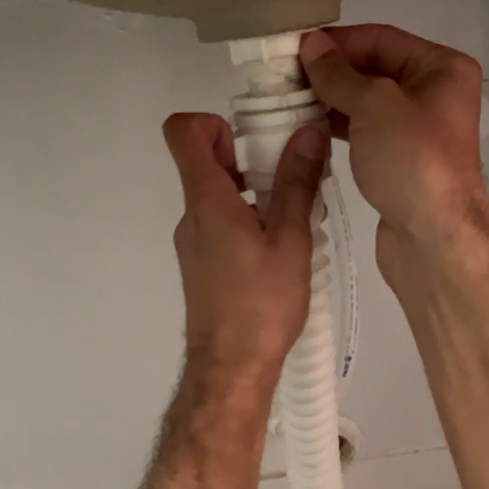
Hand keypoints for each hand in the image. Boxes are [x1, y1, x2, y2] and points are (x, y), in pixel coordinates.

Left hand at [163, 112, 325, 383]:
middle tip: (291, 182)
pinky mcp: (201, 269)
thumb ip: (296, 184)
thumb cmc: (261, 304)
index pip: (182, 132)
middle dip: (249, 159)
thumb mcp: (290, 240)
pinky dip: (247, 225)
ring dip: (254, 196)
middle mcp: (191, 217)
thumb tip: (306, 132)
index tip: (254, 139)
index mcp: (207, 200)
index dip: (213, 120)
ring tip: (296, 222)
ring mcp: (193, 245)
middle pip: (205, 164)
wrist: (231, 368)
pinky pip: (220, 229)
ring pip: (217, 200)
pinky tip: (280, 254)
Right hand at [299, 26, 488, 261]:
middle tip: (283, 77)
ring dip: (330, 102)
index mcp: (442, 68)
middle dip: (330, 73)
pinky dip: (338, 129)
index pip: (381, 39)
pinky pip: (365, 135)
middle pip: (374, 70)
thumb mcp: (373, 105)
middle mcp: (434, 95)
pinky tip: (308, 130)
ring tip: (288, 102)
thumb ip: (339, 74)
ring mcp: (418, 133)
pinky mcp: (401, 164)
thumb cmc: (412, 160)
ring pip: (366, 106)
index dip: (337, 41)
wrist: (433, 237)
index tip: (293, 49)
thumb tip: (312, 45)